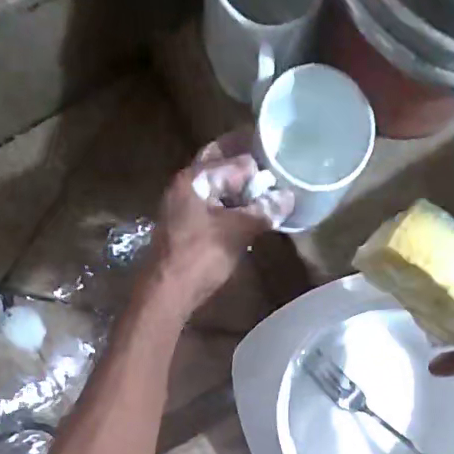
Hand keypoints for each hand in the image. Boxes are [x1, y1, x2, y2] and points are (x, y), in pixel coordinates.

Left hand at [141, 132, 292, 317]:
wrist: (166, 293)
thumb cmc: (199, 257)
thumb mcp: (237, 232)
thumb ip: (264, 211)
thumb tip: (288, 197)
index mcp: (194, 178)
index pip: (236, 159)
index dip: (260, 165)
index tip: (282, 169)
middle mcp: (184, 186)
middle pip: (221, 167)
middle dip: (247, 171)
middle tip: (275, 175)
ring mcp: (182, 208)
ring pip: (216, 189)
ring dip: (240, 191)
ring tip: (268, 196)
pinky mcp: (184, 228)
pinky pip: (212, 207)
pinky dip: (230, 208)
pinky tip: (248, 217)